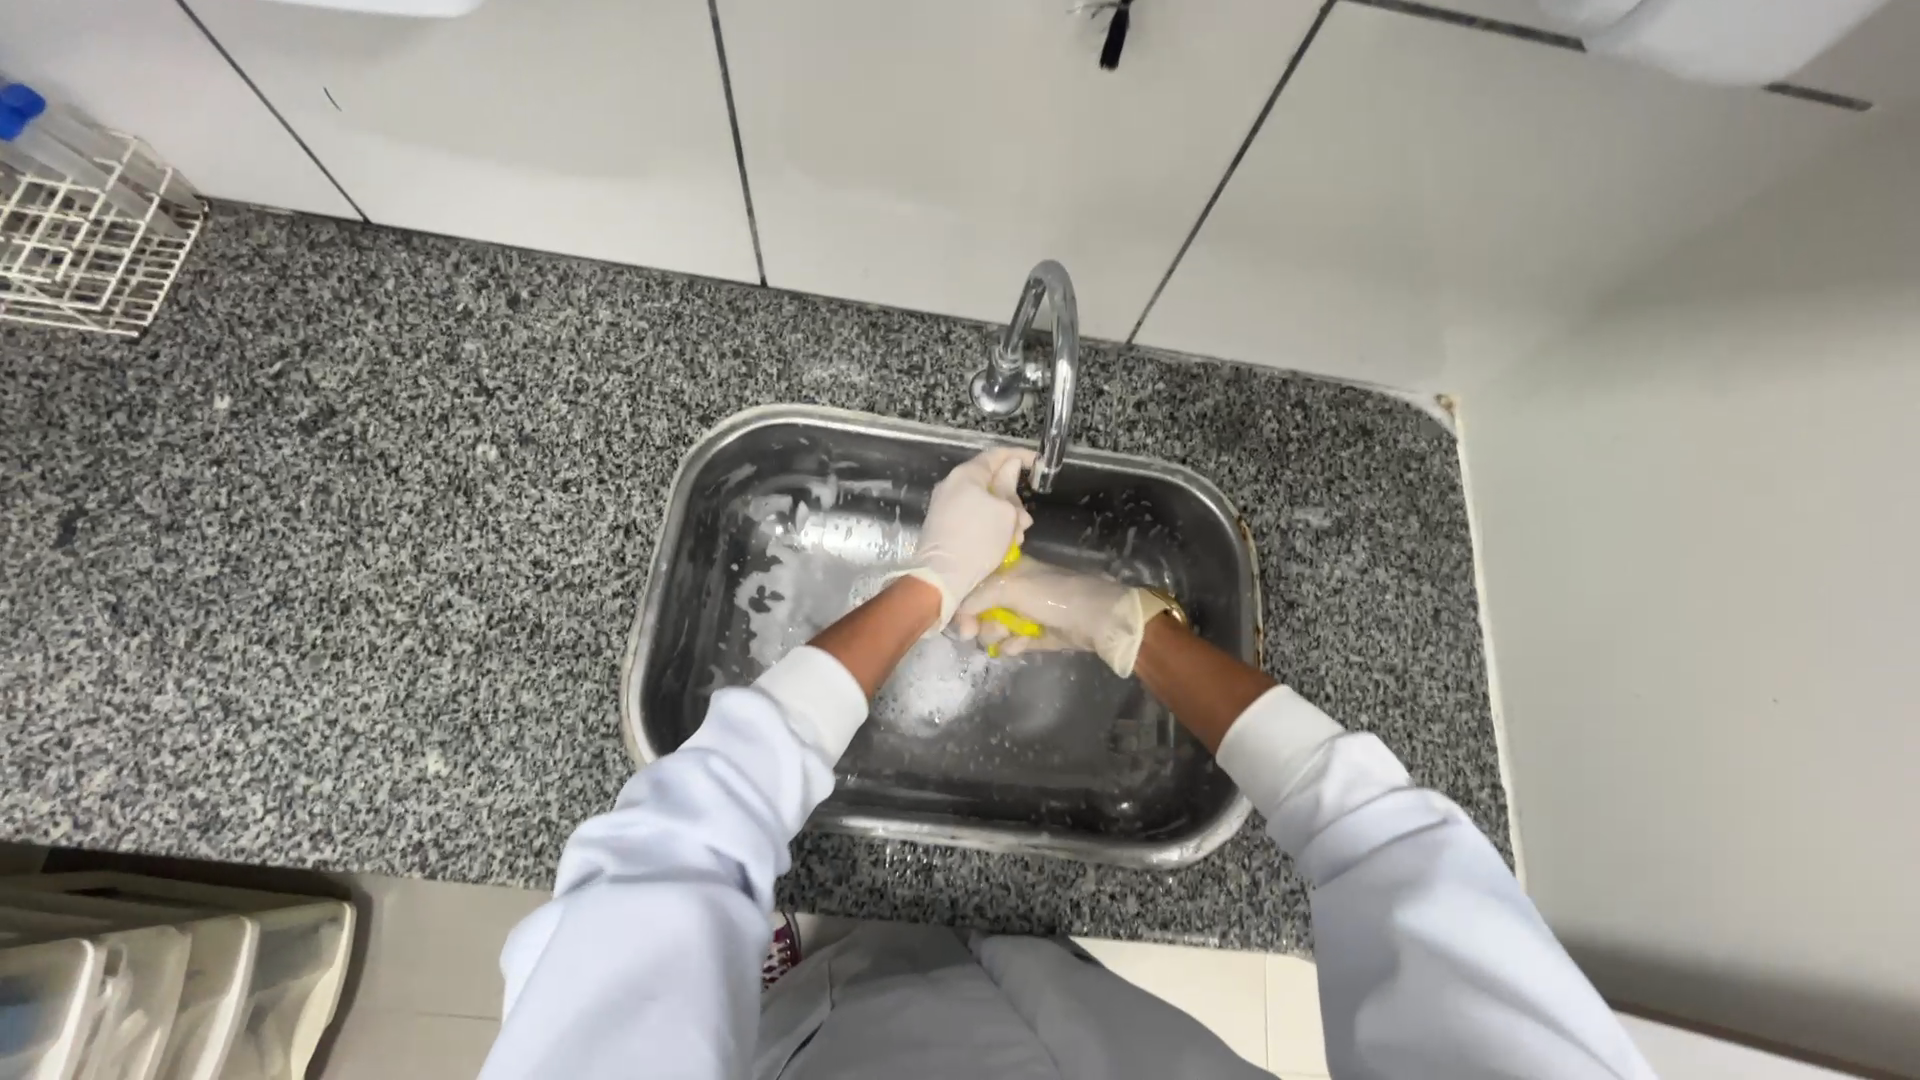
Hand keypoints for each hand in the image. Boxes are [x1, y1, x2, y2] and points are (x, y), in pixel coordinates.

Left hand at [893, 446, 1035, 628]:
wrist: (941, 576)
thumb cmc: (977, 539)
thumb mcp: (1004, 512)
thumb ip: (1009, 488)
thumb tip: (1010, 467)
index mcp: (965, 475)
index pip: (996, 455)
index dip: (1019, 456)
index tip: (1038, 463)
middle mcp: (952, 486)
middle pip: (990, 482)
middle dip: (1013, 499)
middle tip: (1026, 520)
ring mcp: (946, 506)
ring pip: (985, 503)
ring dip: (1005, 517)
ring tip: (1017, 538)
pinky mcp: (944, 526)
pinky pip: (974, 518)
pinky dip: (991, 526)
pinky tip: (1003, 544)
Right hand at [954, 556, 1176, 676]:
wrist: (1098, 619)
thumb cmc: (1055, 595)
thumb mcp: (1012, 587)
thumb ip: (978, 597)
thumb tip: (957, 617)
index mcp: (1009, 569)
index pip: (975, 582)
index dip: (964, 600)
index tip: (960, 617)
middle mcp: (1014, 589)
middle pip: (980, 609)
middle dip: (978, 622)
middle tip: (975, 631)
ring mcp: (1025, 613)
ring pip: (994, 628)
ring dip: (996, 634)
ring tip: (1010, 636)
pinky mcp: (1035, 635)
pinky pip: (1012, 643)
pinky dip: (1012, 645)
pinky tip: (1019, 645)